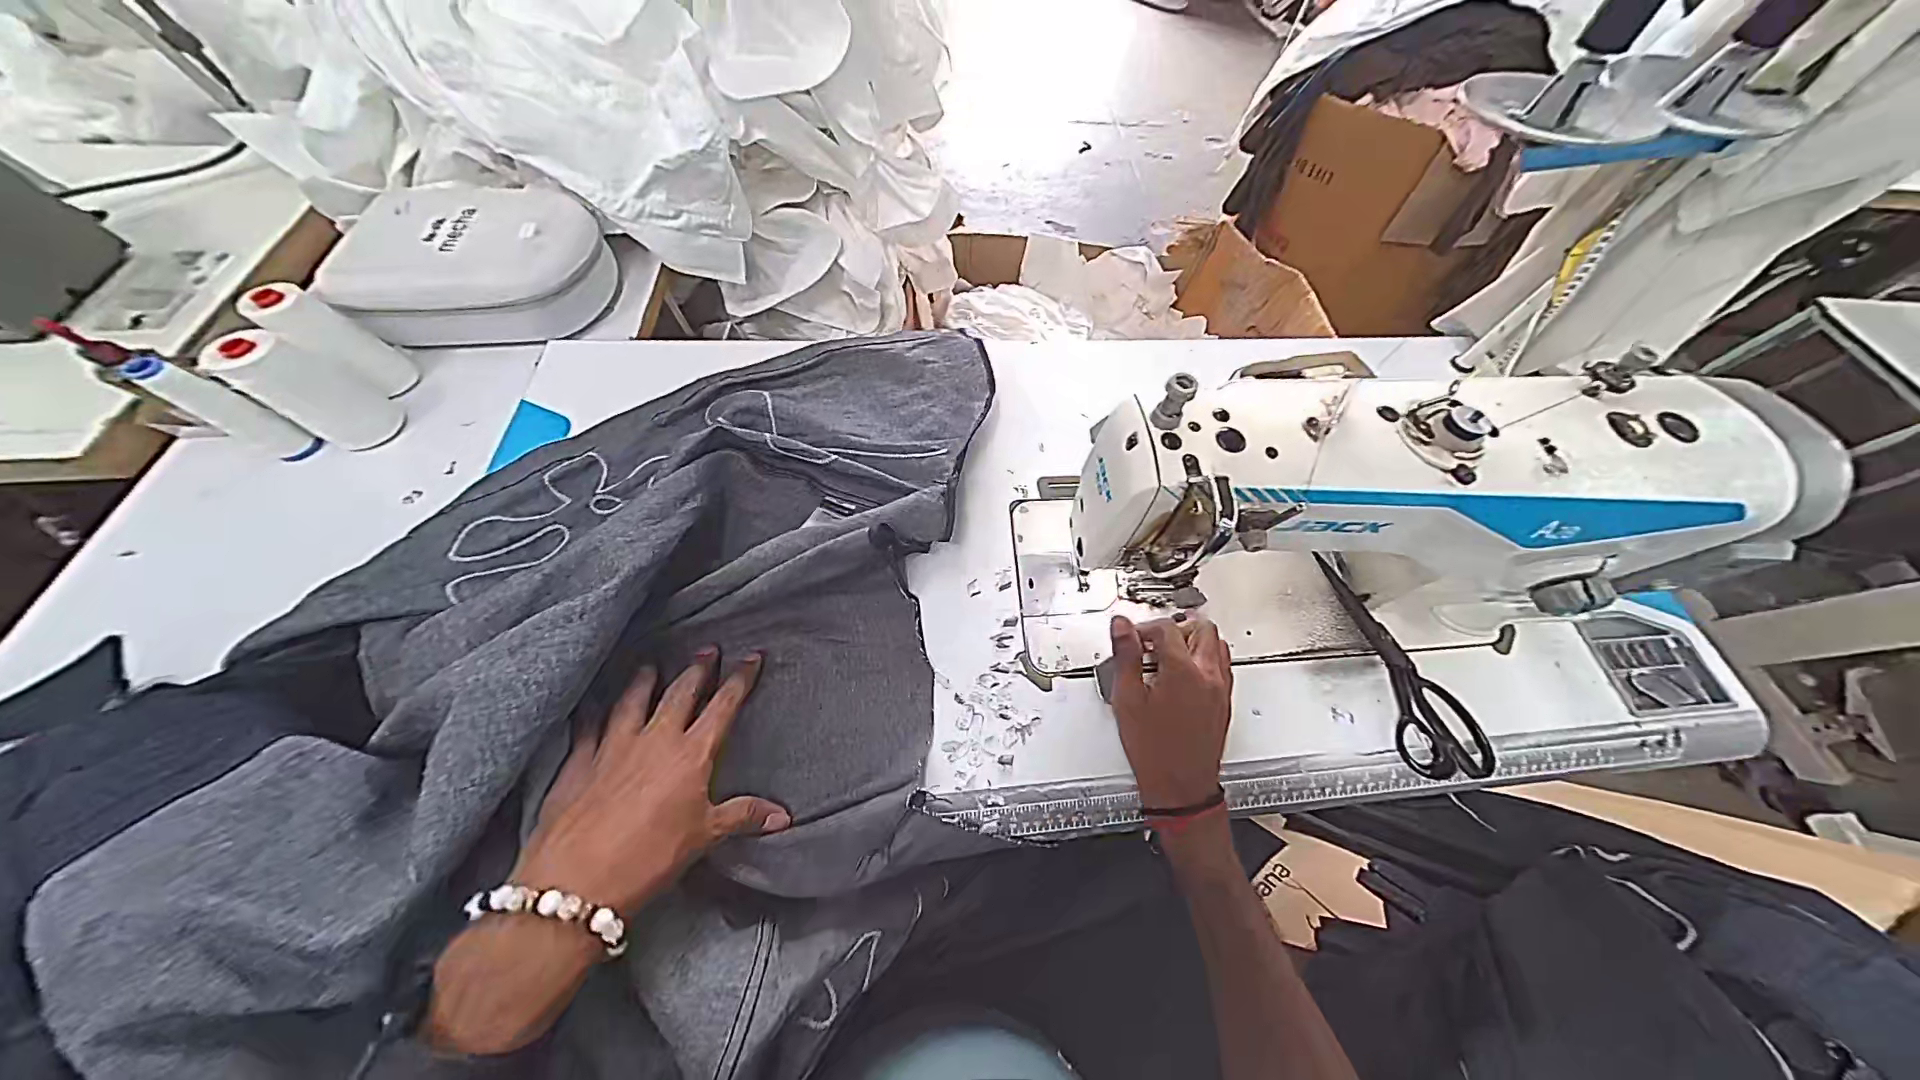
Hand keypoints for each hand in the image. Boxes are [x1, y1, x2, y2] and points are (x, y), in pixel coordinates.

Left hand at [511, 648, 790, 913]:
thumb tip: (783, 815)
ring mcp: (613, 747)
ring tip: (651, 664)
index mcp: (691, 754)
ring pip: (632, 701)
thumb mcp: (703, 837)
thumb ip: (743, 816)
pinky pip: (587, 726)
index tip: (751, 658)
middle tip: (707, 650)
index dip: (740, 679)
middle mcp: (654, 740)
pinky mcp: (578, 762)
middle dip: (698, 669)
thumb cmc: (648, 858)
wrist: (576, 883)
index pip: (722, 706)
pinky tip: (592, 704)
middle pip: (680, 693)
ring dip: (645, 680)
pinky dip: (592, 711)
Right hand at [1109, 615, 1232, 808]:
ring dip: (1192, 641)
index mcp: (1183, 671)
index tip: (1132, 638)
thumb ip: (1125, 656)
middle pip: (1201, 628)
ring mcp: (1220, 689)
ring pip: (1216, 644)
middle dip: (1174, 629)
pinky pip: (1221, 665)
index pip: (1167, 629)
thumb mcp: (1127, 699)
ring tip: (1167, 656)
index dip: (1144, 628)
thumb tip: (1122, 627)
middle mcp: (1208, 676)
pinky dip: (1203, 659)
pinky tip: (1183, 674)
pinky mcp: (1224, 701)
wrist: (1180, 786)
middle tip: (1152, 643)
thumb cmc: (1155, 751)